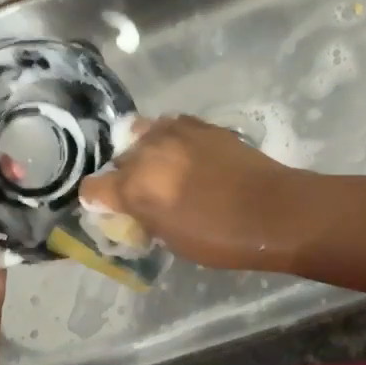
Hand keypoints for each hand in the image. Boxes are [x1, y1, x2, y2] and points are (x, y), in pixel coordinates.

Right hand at [79, 116, 312, 270]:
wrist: (273, 210)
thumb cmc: (222, 238)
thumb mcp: (173, 239)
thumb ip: (145, 218)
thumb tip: (135, 210)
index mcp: (134, 187)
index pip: (92, 188)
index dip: (98, 200)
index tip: (111, 209)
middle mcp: (147, 152)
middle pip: (119, 159)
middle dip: (125, 175)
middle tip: (145, 194)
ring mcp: (175, 132)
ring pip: (143, 134)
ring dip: (146, 150)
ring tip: (162, 167)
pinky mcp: (202, 124)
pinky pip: (172, 126)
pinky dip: (172, 138)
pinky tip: (185, 153)